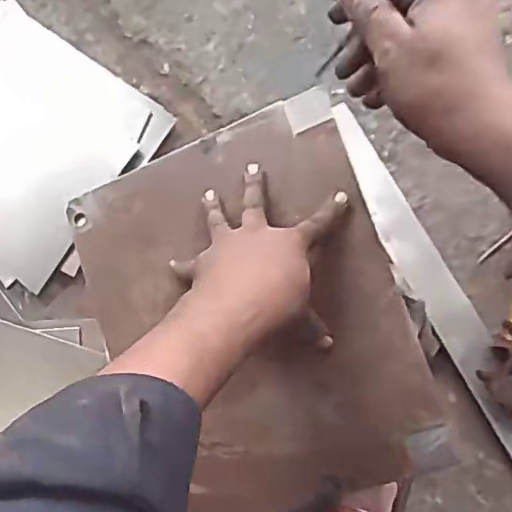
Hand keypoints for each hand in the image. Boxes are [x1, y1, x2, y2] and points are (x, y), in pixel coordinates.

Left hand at [100, 163, 352, 405]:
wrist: (238, 309)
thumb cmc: (278, 308)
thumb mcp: (301, 319)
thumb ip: (311, 327)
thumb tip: (327, 344)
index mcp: (289, 244)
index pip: (317, 225)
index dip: (330, 212)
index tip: (340, 196)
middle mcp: (256, 235)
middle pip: (256, 204)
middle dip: (255, 185)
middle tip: (252, 167)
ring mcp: (227, 245)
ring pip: (219, 219)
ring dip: (213, 206)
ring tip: (208, 192)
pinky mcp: (202, 262)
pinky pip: (188, 263)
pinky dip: (180, 265)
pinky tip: (171, 263)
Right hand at [330, 0, 511, 157]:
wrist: (478, 125)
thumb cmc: (435, 85)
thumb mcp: (388, 46)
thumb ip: (367, 13)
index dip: (357, 4)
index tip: (335, 22)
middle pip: (398, 13)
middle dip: (365, 44)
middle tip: (344, 69)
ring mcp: (465, 27)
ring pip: (408, 38)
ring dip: (377, 63)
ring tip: (358, 89)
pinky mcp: (465, 55)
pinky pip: (424, 54)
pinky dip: (399, 72)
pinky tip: (380, 95)